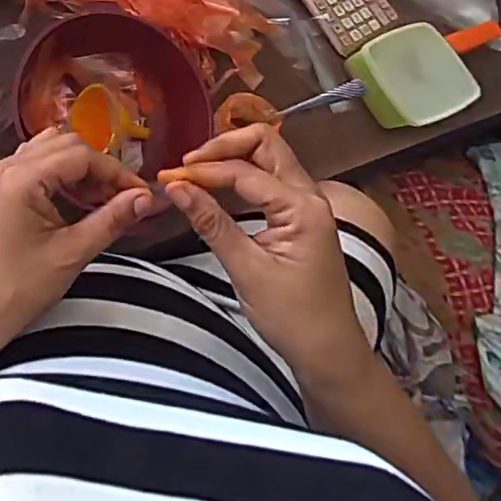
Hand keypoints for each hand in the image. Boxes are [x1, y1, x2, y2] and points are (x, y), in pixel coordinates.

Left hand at [0, 128, 160, 334]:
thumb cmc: (22, 285)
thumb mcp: (72, 252)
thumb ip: (111, 219)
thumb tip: (145, 199)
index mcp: (24, 176)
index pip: (82, 155)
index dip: (116, 172)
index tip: (141, 194)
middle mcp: (12, 164)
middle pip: (68, 144)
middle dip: (100, 167)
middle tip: (123, 198)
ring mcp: (5, 171)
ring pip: (54, 148)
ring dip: (82, 167)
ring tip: (102, 198)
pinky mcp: (5, 184)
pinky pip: (39, 160)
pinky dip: (63, 171)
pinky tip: (78, 198)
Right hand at [162, 125, 374, 390]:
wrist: (330, 356)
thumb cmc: (293, 319)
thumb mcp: (246, 270)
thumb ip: (210, 222)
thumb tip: (175, 187)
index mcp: (302, 207)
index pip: (244, 171)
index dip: (203, 171)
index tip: (170, 177)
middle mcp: (309, 195)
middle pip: (264, 144)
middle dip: (222, 146)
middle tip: (187, 164)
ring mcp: (306, 203)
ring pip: (266, 156)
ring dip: (231, 157)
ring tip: (195, 172)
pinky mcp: (299, 214)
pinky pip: (267, 177)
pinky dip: (240, 174)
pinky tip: (216, 186)